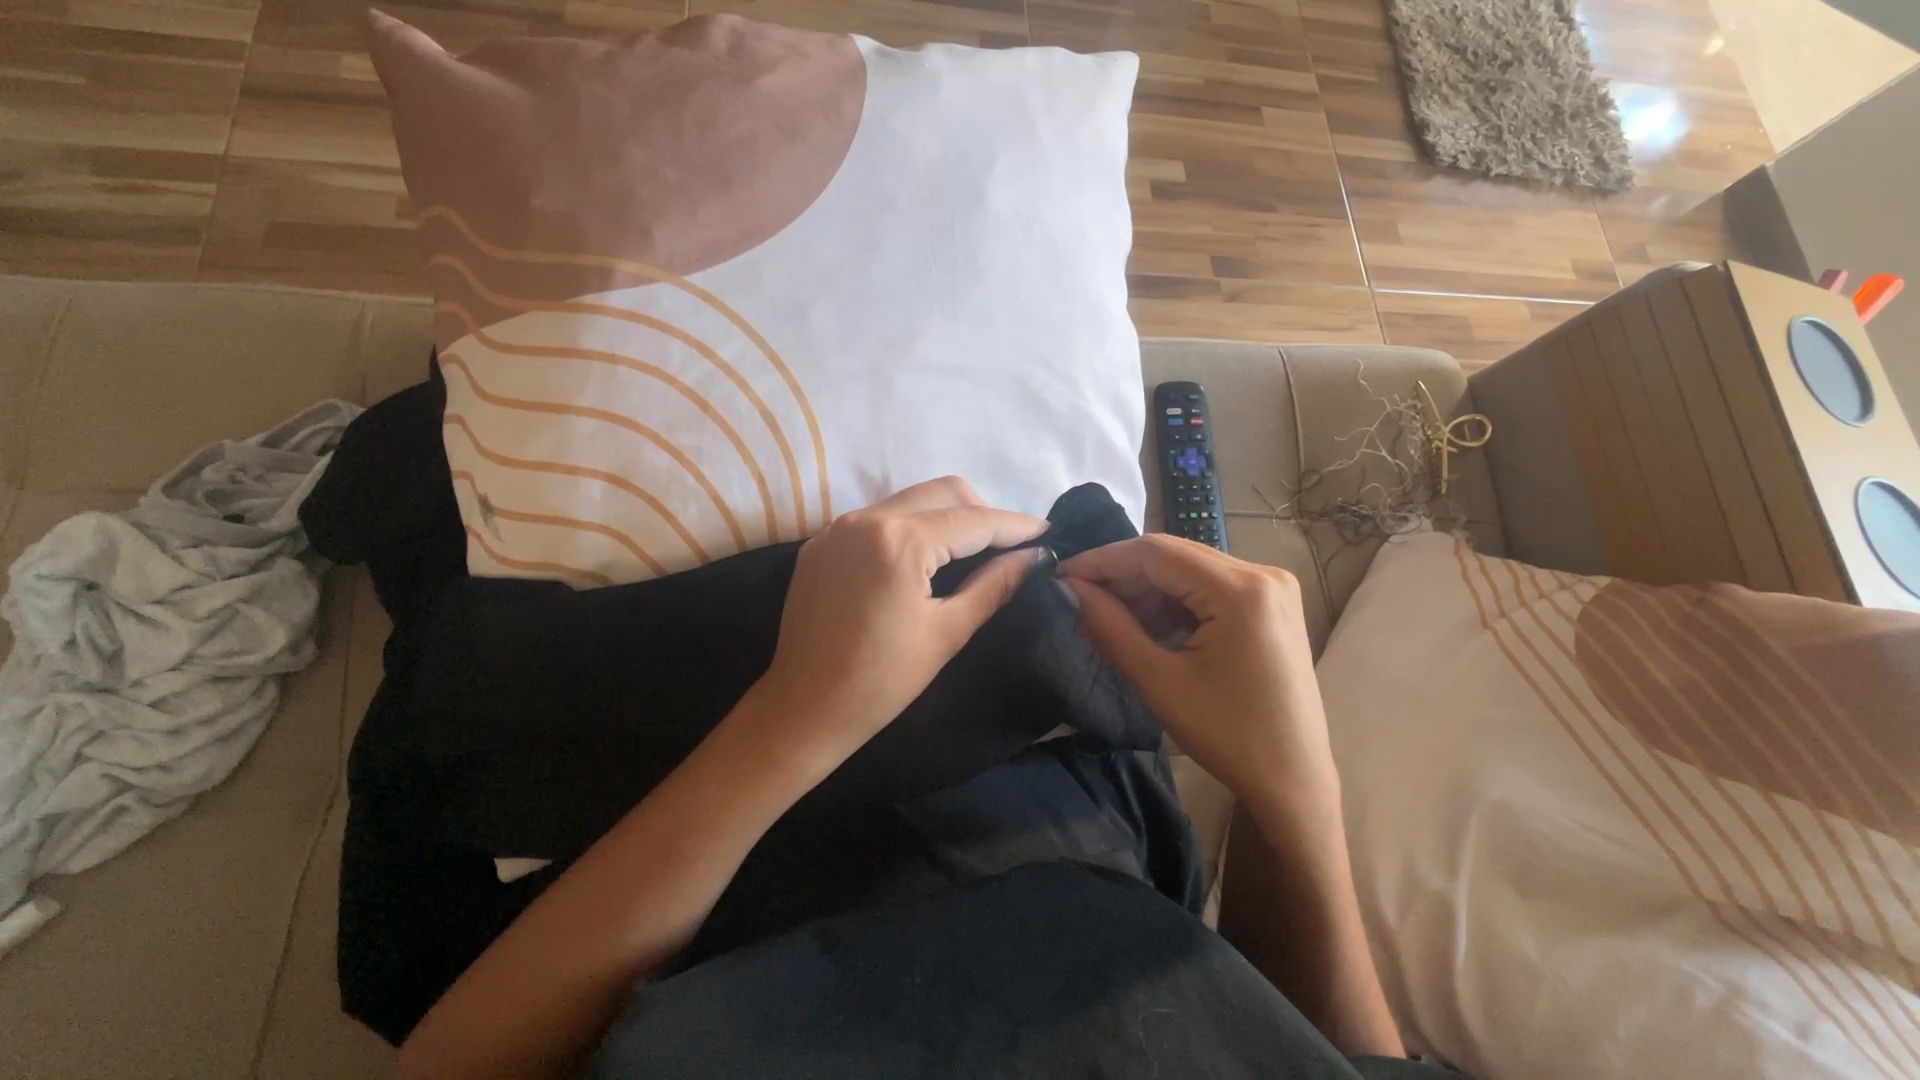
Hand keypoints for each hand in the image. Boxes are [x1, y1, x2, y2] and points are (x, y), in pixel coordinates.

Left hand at [755, 476, 1047, 765]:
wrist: (804, 709)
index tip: (1047, 533)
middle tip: (1008, 548)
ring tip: (970, 552)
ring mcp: (838, 527)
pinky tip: (921, 561)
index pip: (974, 520)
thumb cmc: (882, 681)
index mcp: (900, 542)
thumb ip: (994, 585)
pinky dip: (909, 527)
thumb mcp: (947, 632)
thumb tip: (1034, 557)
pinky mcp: (820, 543)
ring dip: (946, 516)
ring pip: (910, 499)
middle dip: (983, 513)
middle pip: (945, 492)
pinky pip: (877, 517)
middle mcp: (867, 518)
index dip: (1016, 526)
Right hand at [1061, 534, 1335, 807]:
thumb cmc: (1228, 735)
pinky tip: (1147, 629)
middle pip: (1174, 556)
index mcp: (1241, 590)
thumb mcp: (1160, 681)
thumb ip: (1111, 627)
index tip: (1061, 576)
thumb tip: (1070, 589)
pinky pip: (1209, 588)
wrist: (1293, 778)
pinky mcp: (1271, 605)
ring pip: (1189, 571)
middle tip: (1080, 603)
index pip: (1156, 552)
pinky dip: (1174, 603)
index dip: (1103, 560)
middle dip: (1123, 577)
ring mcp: (1272, 588)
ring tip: (1109, 622)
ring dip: (1147, 592)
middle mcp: (1263, 574)